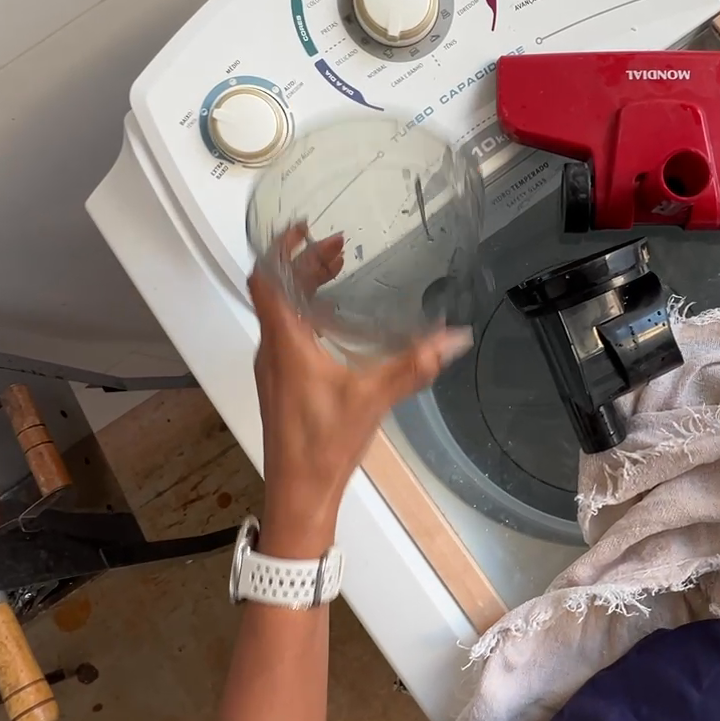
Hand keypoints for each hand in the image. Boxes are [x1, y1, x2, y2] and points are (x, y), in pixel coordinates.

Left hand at [249, 229, 472, 557]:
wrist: (298, 494)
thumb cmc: (323, 446)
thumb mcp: (373, 399)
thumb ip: (413, 366)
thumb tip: (453, 339)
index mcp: (284, 344)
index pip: (266, 280)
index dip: (279, 248)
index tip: (301, 226)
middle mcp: (273, 350)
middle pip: (278, 291)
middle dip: (305, 263)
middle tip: (339, 247)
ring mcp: (275, 368)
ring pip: (283, 312)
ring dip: (306, 287)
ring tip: (339, 271)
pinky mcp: (284, 383)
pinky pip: (290, 332)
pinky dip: (309, 312)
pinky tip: (338, 321)